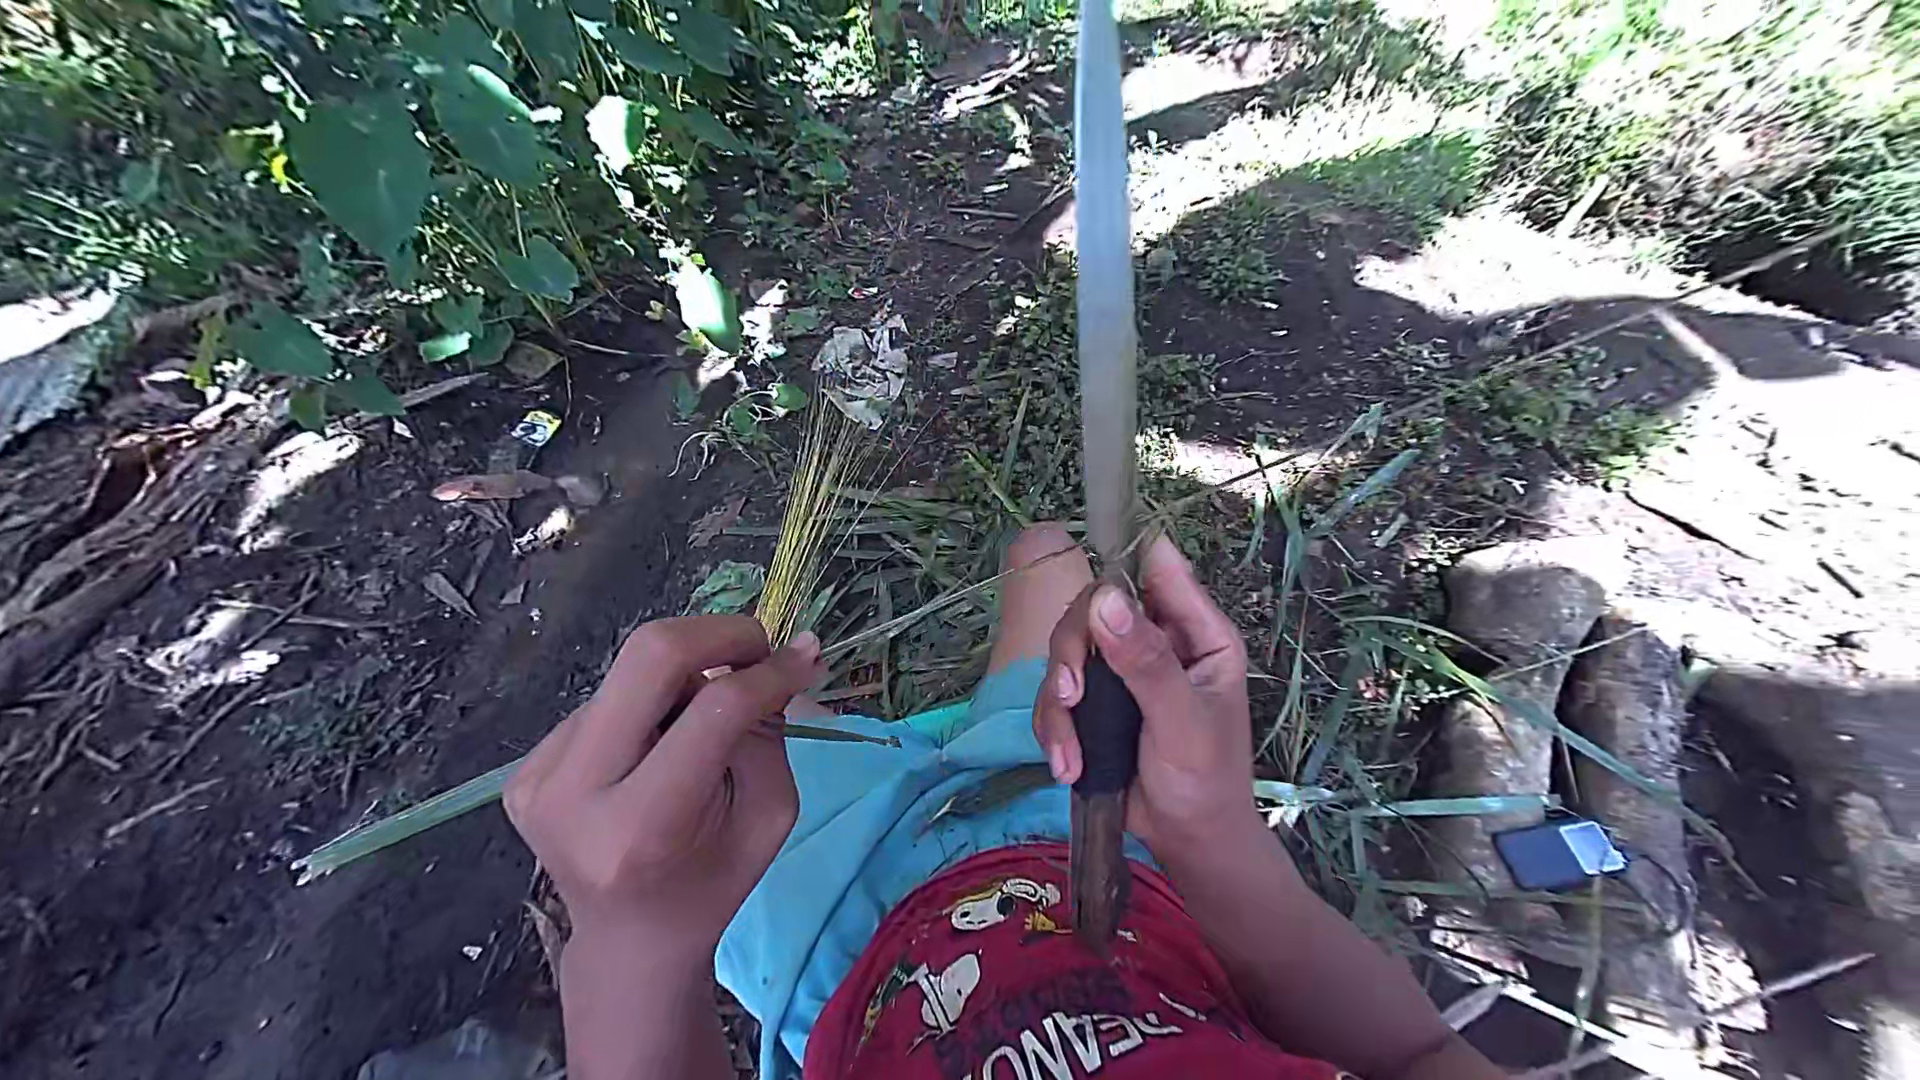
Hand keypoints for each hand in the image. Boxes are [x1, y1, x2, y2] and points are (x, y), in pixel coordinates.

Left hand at [504, 617, 821, 960]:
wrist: (629, 939)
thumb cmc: (714, 881)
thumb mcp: (769, 814)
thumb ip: (771, 729)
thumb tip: (792, 650)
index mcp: (642, 826)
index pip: (715, 710)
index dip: (769, 672)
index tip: (805, 658)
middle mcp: (572, 792)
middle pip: (651, 654)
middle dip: (722, 634)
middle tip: (759, 651)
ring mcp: (538, 774)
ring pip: (634, 668)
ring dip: (690, 673)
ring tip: (706, 719)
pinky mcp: (528, 763)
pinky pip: (613, 693)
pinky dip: (657, 698)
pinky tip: (662, 741)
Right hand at [1032, 534, 1260, 852]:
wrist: (1185, 839)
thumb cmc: (1206, 779)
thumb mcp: (1183, 721)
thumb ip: (1147, 662)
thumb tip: (1105, 600)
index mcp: (1194, 629)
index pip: (1157, 565)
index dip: (1121, 561)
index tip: (1090, 591)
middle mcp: (1152, 637)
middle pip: (1092, 606)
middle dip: (1073, 651)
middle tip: (1072, 696)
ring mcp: (1119, 666)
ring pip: (1066, 648)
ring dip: (1058, 699)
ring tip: (1069, 754)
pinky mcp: (1094, 696)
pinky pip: (1056, 690)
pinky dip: (1053, 726)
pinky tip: (1067, 764)